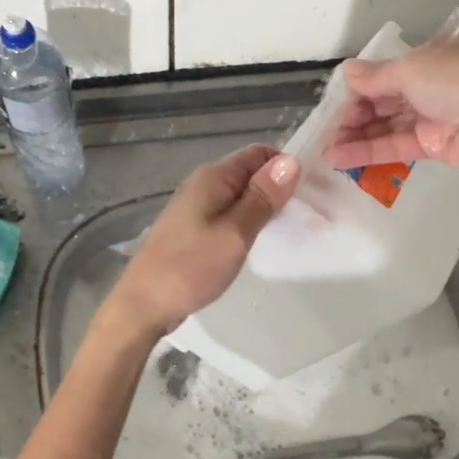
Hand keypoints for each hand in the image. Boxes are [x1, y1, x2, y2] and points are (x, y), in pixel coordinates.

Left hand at [103, 144, 300, 337]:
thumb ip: (262, 198)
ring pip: (240, 197)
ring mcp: (195, 208)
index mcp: (213, 178)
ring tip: (291, 229)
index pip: (258, 154)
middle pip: (250, 174)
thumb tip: (290, 161)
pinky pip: (228, 216)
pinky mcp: (193, 230)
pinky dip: (247, 224)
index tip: (313, 190)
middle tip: (309, 215)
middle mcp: (203, 185)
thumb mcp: (235, 233)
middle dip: (279, 189)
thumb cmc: (190, 268)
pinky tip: (259, 242)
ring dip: (264, 209)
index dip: (286, 166)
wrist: (144, 304)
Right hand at [324, 37, 458, 173]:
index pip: (392, 69)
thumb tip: (346, 71)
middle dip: (355, 113)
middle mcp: (437, 83)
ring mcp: (436, 116)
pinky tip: (339, 156)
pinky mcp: (435, 146)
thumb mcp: (414, 67)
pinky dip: (368, 150)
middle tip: (326, 127)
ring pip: (388, 124)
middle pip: (387, 98)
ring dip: (356, 135)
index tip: (337, 99)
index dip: (363, 84)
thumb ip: (376, 76)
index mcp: (438, 53)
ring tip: (325, 147)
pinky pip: (396, 146)